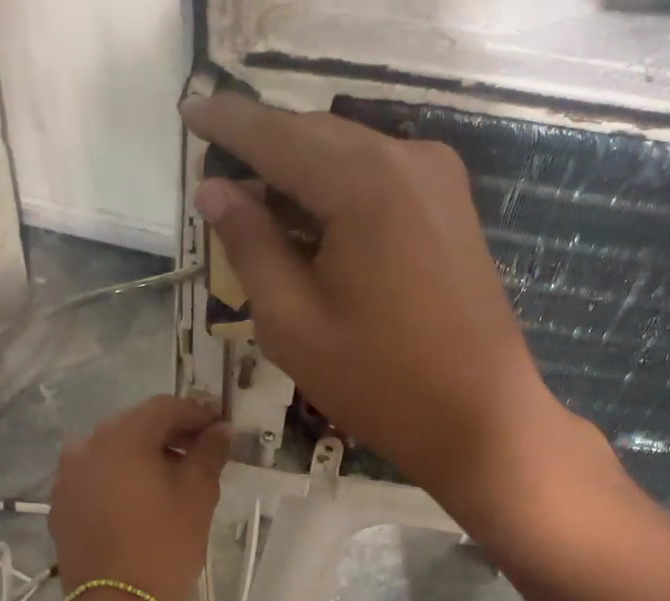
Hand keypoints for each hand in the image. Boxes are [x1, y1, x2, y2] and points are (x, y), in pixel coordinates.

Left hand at [50, 395, 228, 600]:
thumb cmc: (164, 546)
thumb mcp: (198, 497)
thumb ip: (209, 454)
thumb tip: (220, 430)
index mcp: (121, 437)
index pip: (164, 407)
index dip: (197, 413)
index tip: (221, 428)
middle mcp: (86, 446)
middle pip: (135, 426)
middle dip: (170, 434)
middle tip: (202, 453)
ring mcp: (67, 476)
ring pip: (113, 452)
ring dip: (144, 457)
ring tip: (173, 481)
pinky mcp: (61, 504)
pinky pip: (97, 478)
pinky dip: (121, 479)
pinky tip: (141, 503)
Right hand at [180, 92, 593, 502]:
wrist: (481, 418)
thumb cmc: (380, 382)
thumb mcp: (293, 324)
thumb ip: (250, 246)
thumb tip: (214, 190)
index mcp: (364, 183)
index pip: (277, 135)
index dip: (227, 123)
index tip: (188, 113)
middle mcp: (406, 159)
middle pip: (315, 135)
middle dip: (263, 148)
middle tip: (216, 174)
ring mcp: (438, 179)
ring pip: (349, 153)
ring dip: (300, 170)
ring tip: (253, 202)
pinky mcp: (451, 206)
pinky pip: (379, 176)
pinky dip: (338, 188)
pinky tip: (310, 219)